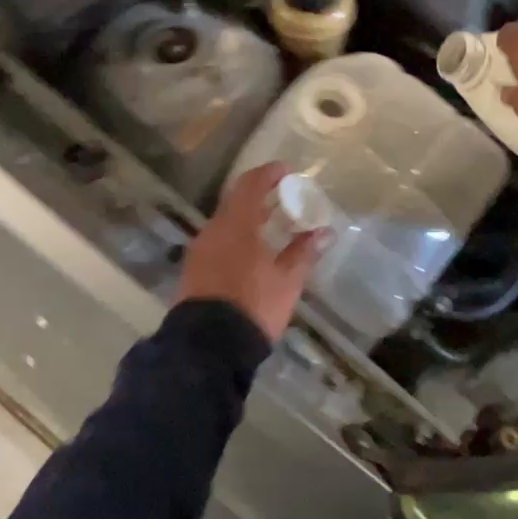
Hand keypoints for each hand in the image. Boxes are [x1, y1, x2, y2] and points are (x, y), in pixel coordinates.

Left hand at [178, 163, 331, 341]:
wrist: (208, 347)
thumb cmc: (253, 305)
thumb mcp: (287, 280)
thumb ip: (304, 252)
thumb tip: (324, 231)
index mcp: (237, 224)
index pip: (251, 185)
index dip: (268, 174)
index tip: (286, 171)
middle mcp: (213, 231)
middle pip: (236, 203)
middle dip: (260, 198)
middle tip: (283, 201)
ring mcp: (199, 252)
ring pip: (225, 225)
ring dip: (247, 221)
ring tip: (270, 230)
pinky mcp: (193, 272)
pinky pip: (217, 244)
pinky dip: (235, 240)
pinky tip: (251, 255)